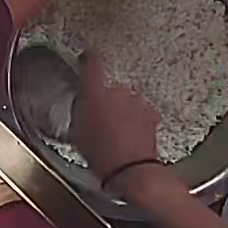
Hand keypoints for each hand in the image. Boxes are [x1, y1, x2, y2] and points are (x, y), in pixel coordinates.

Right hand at [71, 54, 168, 195]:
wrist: (130, 170)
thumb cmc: (100, 154)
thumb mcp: (76, 132)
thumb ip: (80, 109)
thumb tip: (83, 102)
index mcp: (94, 92)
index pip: (91, 63)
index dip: (88, 58)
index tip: (86, 57)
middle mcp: (118, 91)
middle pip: (110, 88)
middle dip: (106, 100)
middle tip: (99, 120)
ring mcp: (136, 101)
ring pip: (126, 100)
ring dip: (122, 111)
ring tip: (116, 133)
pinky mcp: (150, 113)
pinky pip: (139, 112)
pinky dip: (135, 120)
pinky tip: (129, 136)